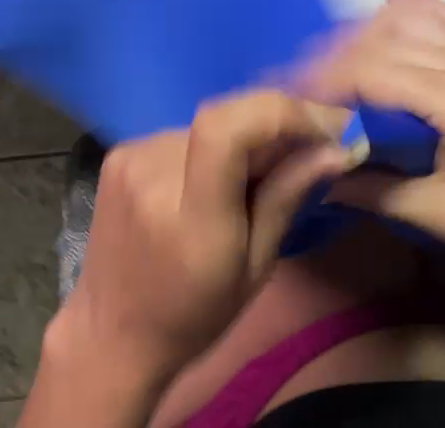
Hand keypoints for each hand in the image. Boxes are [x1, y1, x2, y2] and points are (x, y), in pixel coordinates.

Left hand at [53, 89, 351, 378]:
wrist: (111, 331)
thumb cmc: (192, 316)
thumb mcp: (255, 269)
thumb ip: (286, 199)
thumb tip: (333, 148)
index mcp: (191, 216)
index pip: (227, 129)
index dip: (280, 113)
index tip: (322, 128)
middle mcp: (153, 172)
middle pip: (228, 120)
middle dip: (275, 128)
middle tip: (309, 150)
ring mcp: (130, 156)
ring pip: (210, 125)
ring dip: (242, 141)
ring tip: (253, 179)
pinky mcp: (120, 151)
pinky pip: (184, 133)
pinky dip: (211, 147)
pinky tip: (213, 181)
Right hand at [302, 0, 444, 291]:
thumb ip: (376, 192)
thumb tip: (315, 178)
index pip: (370, 72)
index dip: (322, 82)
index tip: (287, 98)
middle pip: (381, 40)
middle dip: (332, 58)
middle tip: (296, 83)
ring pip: (409, 20)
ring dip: (362, 33)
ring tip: (327, 59)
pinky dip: (410, 6)